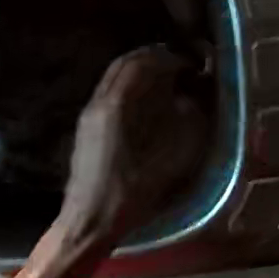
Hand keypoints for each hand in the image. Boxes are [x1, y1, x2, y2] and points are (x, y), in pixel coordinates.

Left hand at [55, 46, 206, 247]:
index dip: (167, 59)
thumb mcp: (167, 162)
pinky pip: (108, 89)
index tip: (189, 64)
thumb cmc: (128, 195)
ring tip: (165, 76)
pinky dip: (128, 83)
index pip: (140, 64)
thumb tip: (192, 101)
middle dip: (152, 57)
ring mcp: (89, 113)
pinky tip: (145, 98)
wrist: (88, 221)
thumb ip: (184, 127)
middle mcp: (98, 102)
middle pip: (124, 63)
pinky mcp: (86, 125)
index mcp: (116, 106)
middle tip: (178, 62)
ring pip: (113, 75)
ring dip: (139, 68)